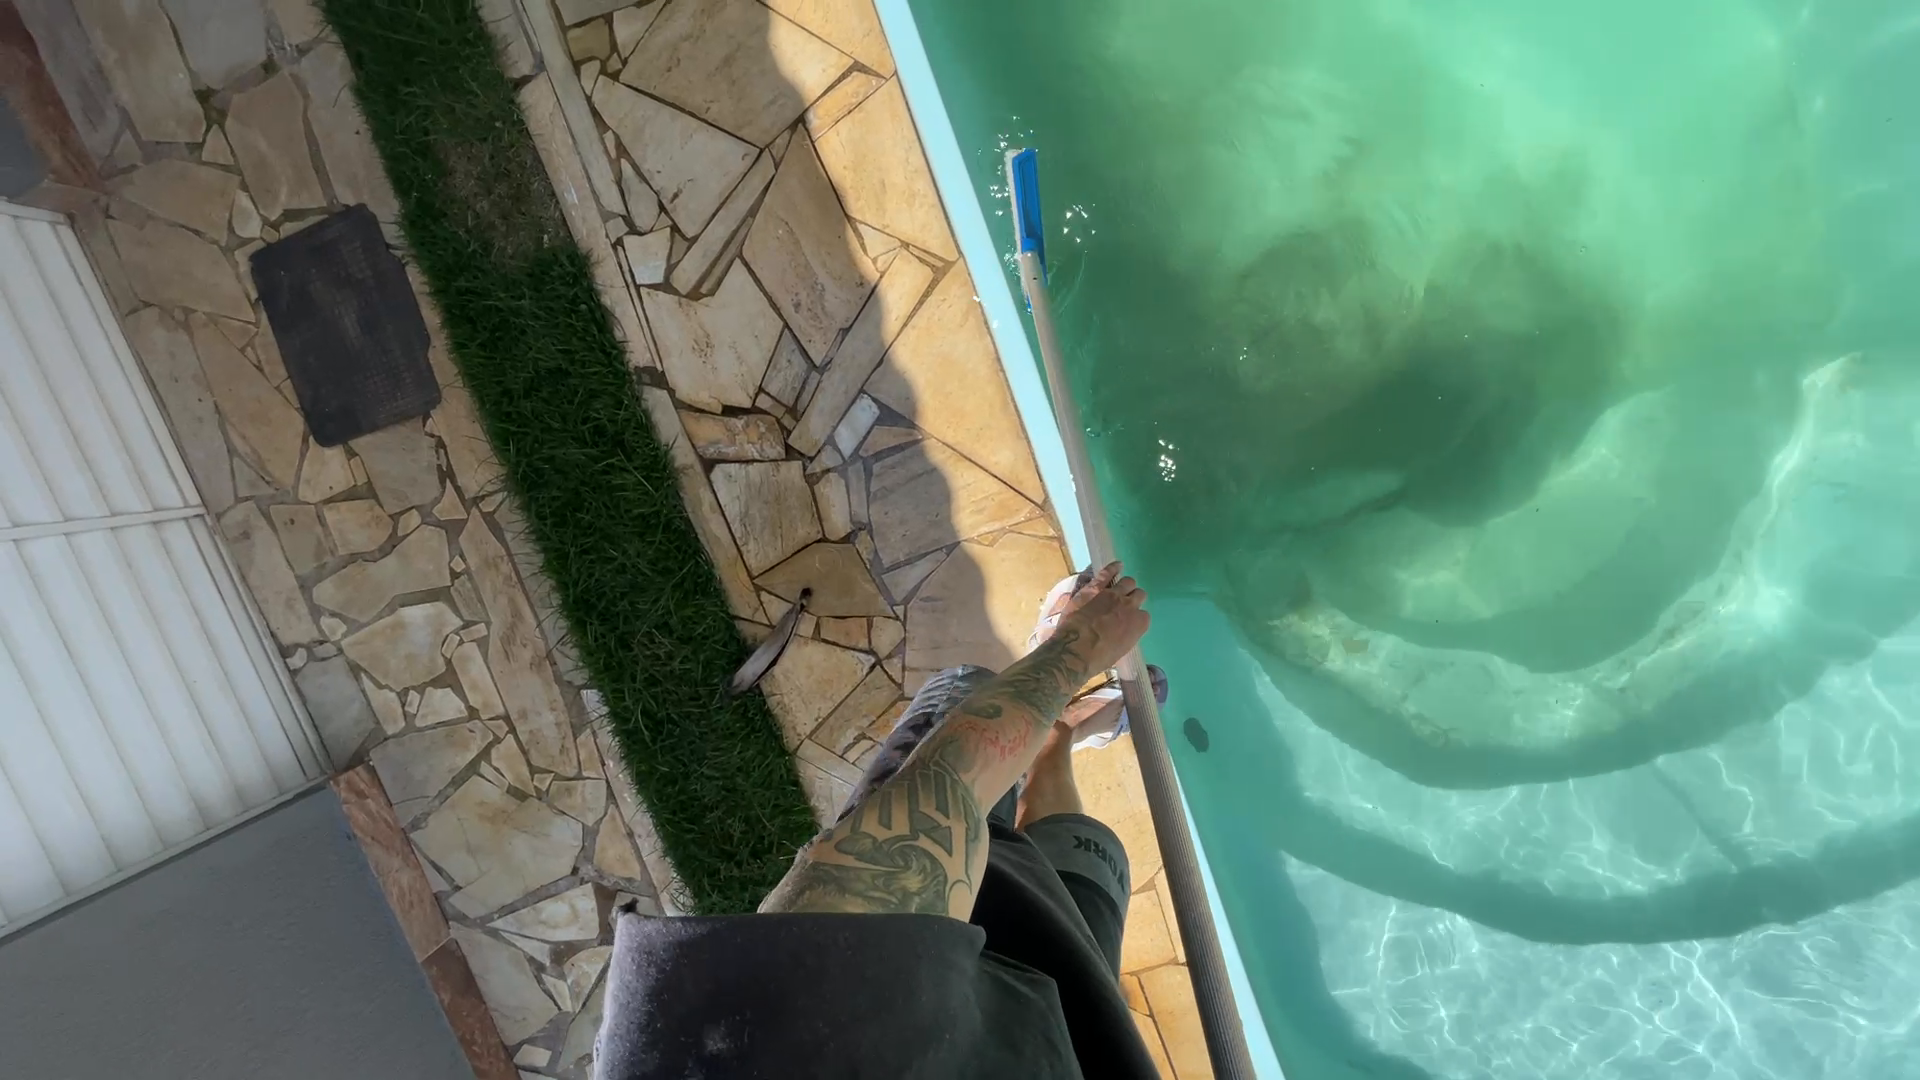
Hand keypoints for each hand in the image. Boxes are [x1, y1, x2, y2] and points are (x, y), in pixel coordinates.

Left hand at [1050, 562, 1149, 675]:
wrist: (1076, 649)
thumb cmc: (1099, 657)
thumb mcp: (1120, 650)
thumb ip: (1126, 635)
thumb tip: (1122, 630)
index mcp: (1139, 623)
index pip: (1144, 615)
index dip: (1136, 617)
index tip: (1129, 620)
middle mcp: (1130, 605)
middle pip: (1138, 594)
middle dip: (1133, 598)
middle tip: (1126, 602)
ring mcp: (1113, 594)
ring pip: (1127, 581)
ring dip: (1125, 585)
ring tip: (1121, 587)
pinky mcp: (1095, 587)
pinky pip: (1107, 572)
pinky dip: (1113, 567)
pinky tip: (1117, 565)